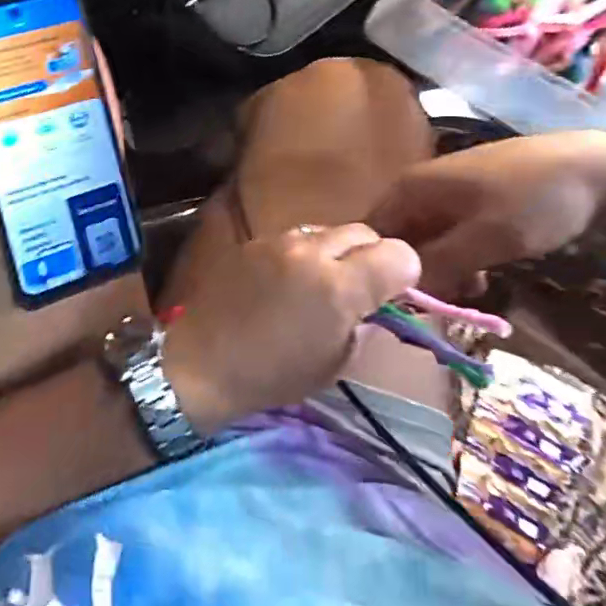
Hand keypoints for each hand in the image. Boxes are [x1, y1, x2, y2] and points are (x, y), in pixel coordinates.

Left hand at [160, 224, 416, 431]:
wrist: (202, 361)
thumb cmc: (274, 375)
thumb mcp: (336, 362)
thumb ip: (363, 323)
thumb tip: (372, 303)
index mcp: (338, 285)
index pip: (398, 254)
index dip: (404, 273)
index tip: (394, 293)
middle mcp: (309, 251)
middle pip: (362, 232)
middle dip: (371, 255)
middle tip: (362, 286)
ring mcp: (276, 241)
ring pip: (325, 230)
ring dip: (335, 251)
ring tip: (322, 282)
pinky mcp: (251, 241)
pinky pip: (292, 237)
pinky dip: (303, 253)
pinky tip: (289, 279)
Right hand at [368, 132, 605, 296]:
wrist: (600, 168)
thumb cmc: (536, 200)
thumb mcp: (489, 238)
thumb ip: (440, 265)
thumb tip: (399, 292)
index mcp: (407, 189)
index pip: (370, 235)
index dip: (379, 269)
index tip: (402, 305)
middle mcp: (414, 188)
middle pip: (395, 239)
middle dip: (413, 273)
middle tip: (442, 305)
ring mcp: (441, 193)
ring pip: (421, 240)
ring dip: (438, 270)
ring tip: (467, 293)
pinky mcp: (467, 200)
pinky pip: (444, 235)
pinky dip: (455, 259)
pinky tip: (480, 276)